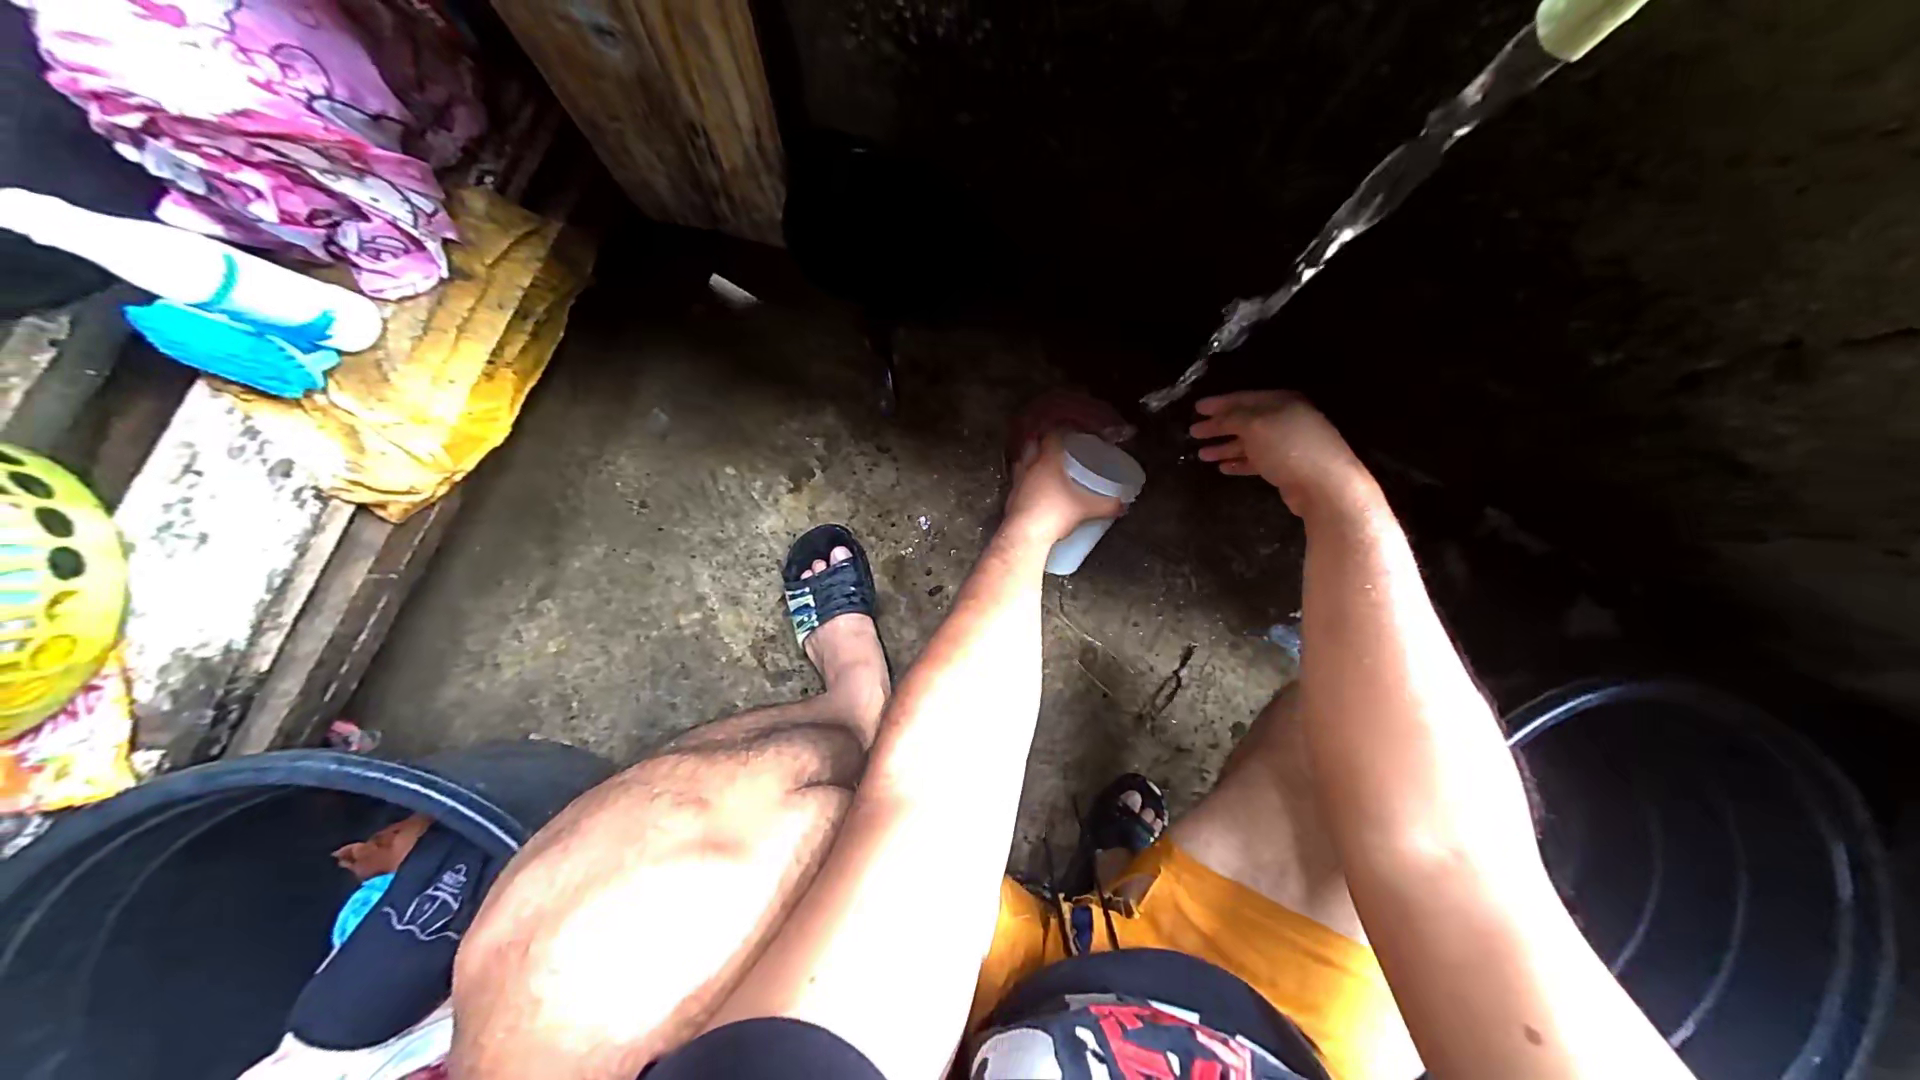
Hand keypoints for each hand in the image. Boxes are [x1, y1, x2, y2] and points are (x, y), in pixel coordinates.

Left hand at [1003, 431, 1124, 544]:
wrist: (1025, 535)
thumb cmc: (1055, 514)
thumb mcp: (1087, 508)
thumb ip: (1108, 505)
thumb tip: (1124, 505)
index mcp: (1048, 460)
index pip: (1053, 435)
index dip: (1061, 430)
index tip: (1070, 432)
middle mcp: (1030, 466)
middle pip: (1032, 443)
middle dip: (1042, 441)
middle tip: (1054, 447)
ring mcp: (1017, 481)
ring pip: (1021, 461)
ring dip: (1030, 460)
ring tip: (1042, 465)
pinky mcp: (1010, 497)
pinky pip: (1017, 482)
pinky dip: (1024, 481)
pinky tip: (1032, 489)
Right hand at [1189, 390, 1373, 515]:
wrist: (1324, 486)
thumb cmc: (1289, 448)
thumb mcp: (1256, 425)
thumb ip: (1233, 418)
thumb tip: (1217, 416)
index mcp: (1281, 402)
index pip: (1243, 399)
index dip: (1219, 403)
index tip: (1196, 408)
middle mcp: (1285, 419)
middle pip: (1245, 421)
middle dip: (1219, 426)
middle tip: (1194, 432)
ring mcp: (1287, 444)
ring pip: (1249, 443)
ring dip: (1225, 447)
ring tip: (1202, 454)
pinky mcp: (1286, 467)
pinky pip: (1256, 461)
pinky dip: (1239, 462)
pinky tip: (1223, 467)